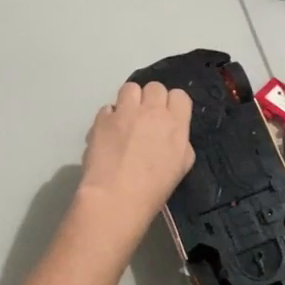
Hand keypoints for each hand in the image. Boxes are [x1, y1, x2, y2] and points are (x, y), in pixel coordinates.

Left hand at [76, 82, 195, 226]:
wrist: (116, 197)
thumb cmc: (153, 189)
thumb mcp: (182, 167)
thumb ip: (181, 143)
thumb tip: (170, 134)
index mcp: (176, 124)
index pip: (179, 96)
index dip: (173, 105)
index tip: (167, 117)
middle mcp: (152, 111)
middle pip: (155, 87)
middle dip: (151, 99)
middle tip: (146, 118)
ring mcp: (125, 112)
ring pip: (130, 88)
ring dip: (130, 100)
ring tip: (126, 119)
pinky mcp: (102, 118)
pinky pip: (108, 107)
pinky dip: (110, 117)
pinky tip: (108, 133)